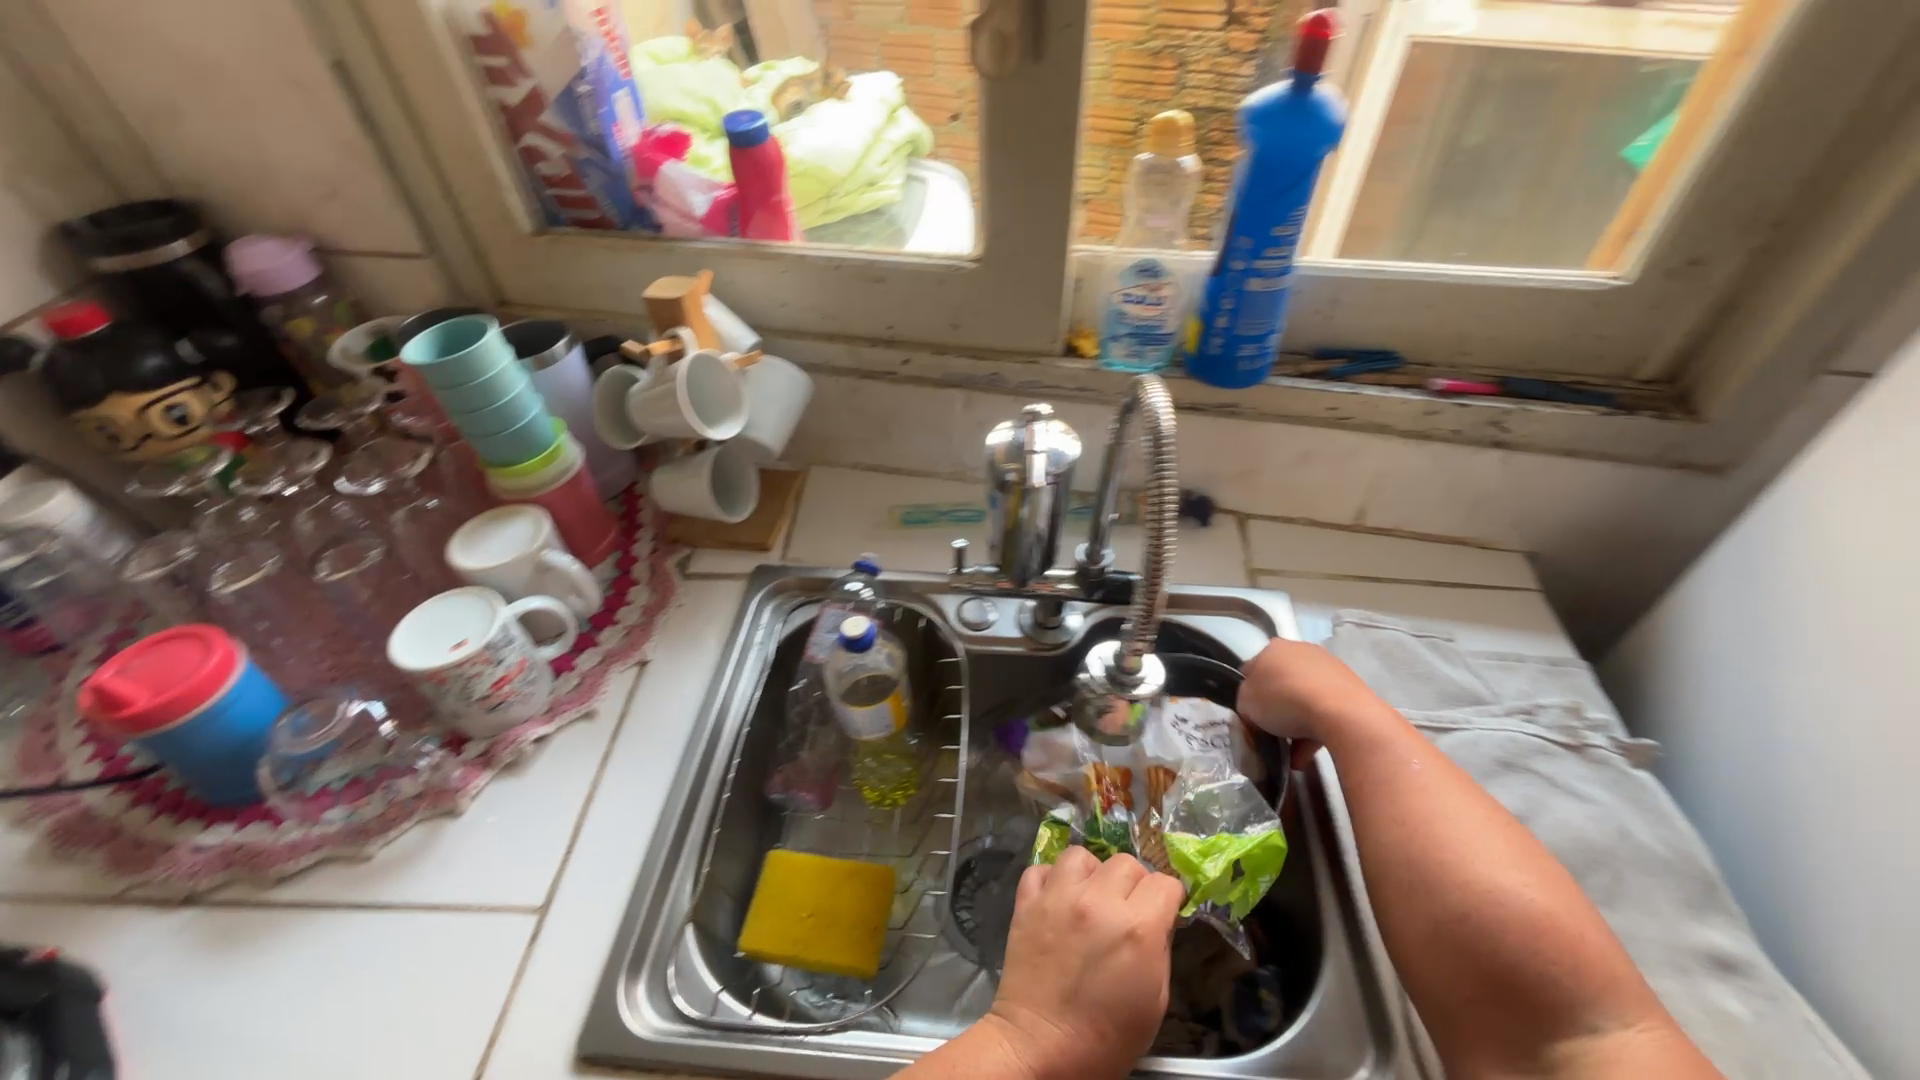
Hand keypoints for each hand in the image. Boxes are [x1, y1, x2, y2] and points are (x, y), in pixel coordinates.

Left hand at [986, 848, 1184, 1079]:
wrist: (1040, 1047)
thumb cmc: (1106, 1037)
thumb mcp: (1155, 1001)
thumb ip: (1159, 949)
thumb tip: (1159, 918)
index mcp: (1137, 928)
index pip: (1164, 883)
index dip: (1168, 897)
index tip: (1164, 910)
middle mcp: (1098, 901)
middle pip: (1127, 863)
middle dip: (1134, 883)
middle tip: (1127, 909)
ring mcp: (1058, 897)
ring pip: (1083, 856)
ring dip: (1092, 874)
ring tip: (1090, 898)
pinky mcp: (1027, 902)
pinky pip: (1041, 869)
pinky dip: (1052, 879)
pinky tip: (1058, 900)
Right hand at [1236, 638, 1389, 747]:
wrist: (1340, 712)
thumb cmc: (1283, 700)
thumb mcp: (1246, 704)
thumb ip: (1246, 704)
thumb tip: (1255, 711)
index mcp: (1272, 649)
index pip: (1252, 670)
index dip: (1248, 695)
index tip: (1250, 716)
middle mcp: (1300, 651)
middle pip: (1280, 684)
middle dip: (1276, 710)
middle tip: (1271, 734)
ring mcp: (1329, 668)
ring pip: (1304, 699)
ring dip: (1296, 726)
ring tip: (1292, 755)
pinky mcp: (1350, 687)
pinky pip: (1325, 711)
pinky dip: (1316, 732)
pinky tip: (1308, 756)